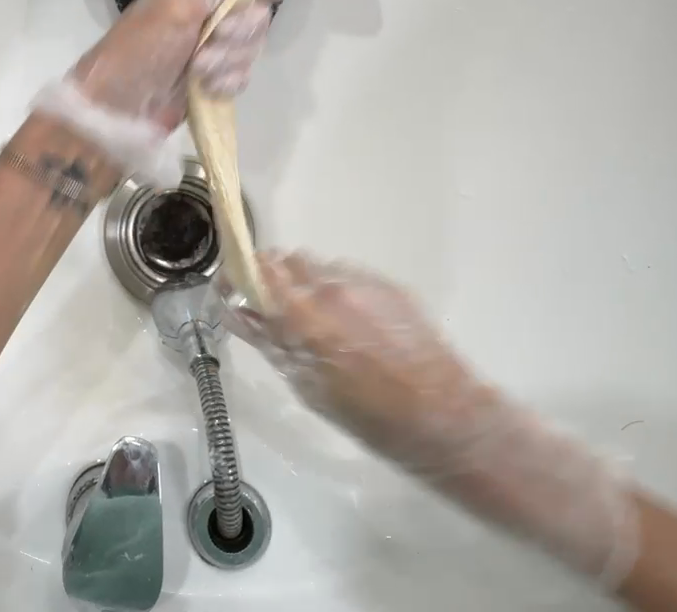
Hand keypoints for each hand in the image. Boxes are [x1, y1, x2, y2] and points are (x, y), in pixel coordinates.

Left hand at [35, 0, 291, 169]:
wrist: (118, 107)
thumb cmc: (140, 48)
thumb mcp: (177, 6)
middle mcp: (208, 15)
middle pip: (257, 15)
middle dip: (239, 30)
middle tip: (212, 38)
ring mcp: (213, 50)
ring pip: (251, 48)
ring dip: (227, 60)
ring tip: (197, 69)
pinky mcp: (214, 80)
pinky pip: (242, 77)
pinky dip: (226, 83)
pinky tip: (206, 88)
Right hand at [224, 250, 499, 472]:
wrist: (445, 416)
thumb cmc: (367, 415)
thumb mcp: (306, 384)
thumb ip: (268, 341)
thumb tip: (235, 312)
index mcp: (306, 315)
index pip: (257, 268)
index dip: (238, 272)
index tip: (231, 286)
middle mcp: (331, 287)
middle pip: (285, 260)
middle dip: (271, 278)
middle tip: (272, 308)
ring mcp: (362, 282)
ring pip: (316, 266)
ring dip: (304, 284)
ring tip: (316, 320)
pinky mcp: (387, 284)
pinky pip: (347, 276)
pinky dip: (337, 291)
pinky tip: (352, 325)